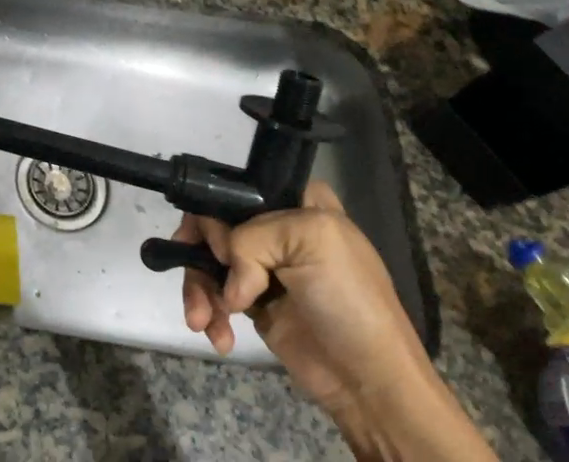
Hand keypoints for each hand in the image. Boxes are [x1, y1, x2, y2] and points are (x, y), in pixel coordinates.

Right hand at [175, 182, 433, 421]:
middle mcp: (274, 228)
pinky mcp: (250, 300)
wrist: (369, 382)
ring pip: (204, 259)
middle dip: (200, 254)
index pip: (236, 187)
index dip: (217, 210)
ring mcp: (261, 266)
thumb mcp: (312, 241)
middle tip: (215, 280)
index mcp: (296, 202)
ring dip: (199, 291)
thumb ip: (251, 238)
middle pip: (212, 223)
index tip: (219, 243)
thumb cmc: (350, 302)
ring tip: (202, 321)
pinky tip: (218, 335)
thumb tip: (226, 279)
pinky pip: (209, 292)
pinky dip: (208, 313)